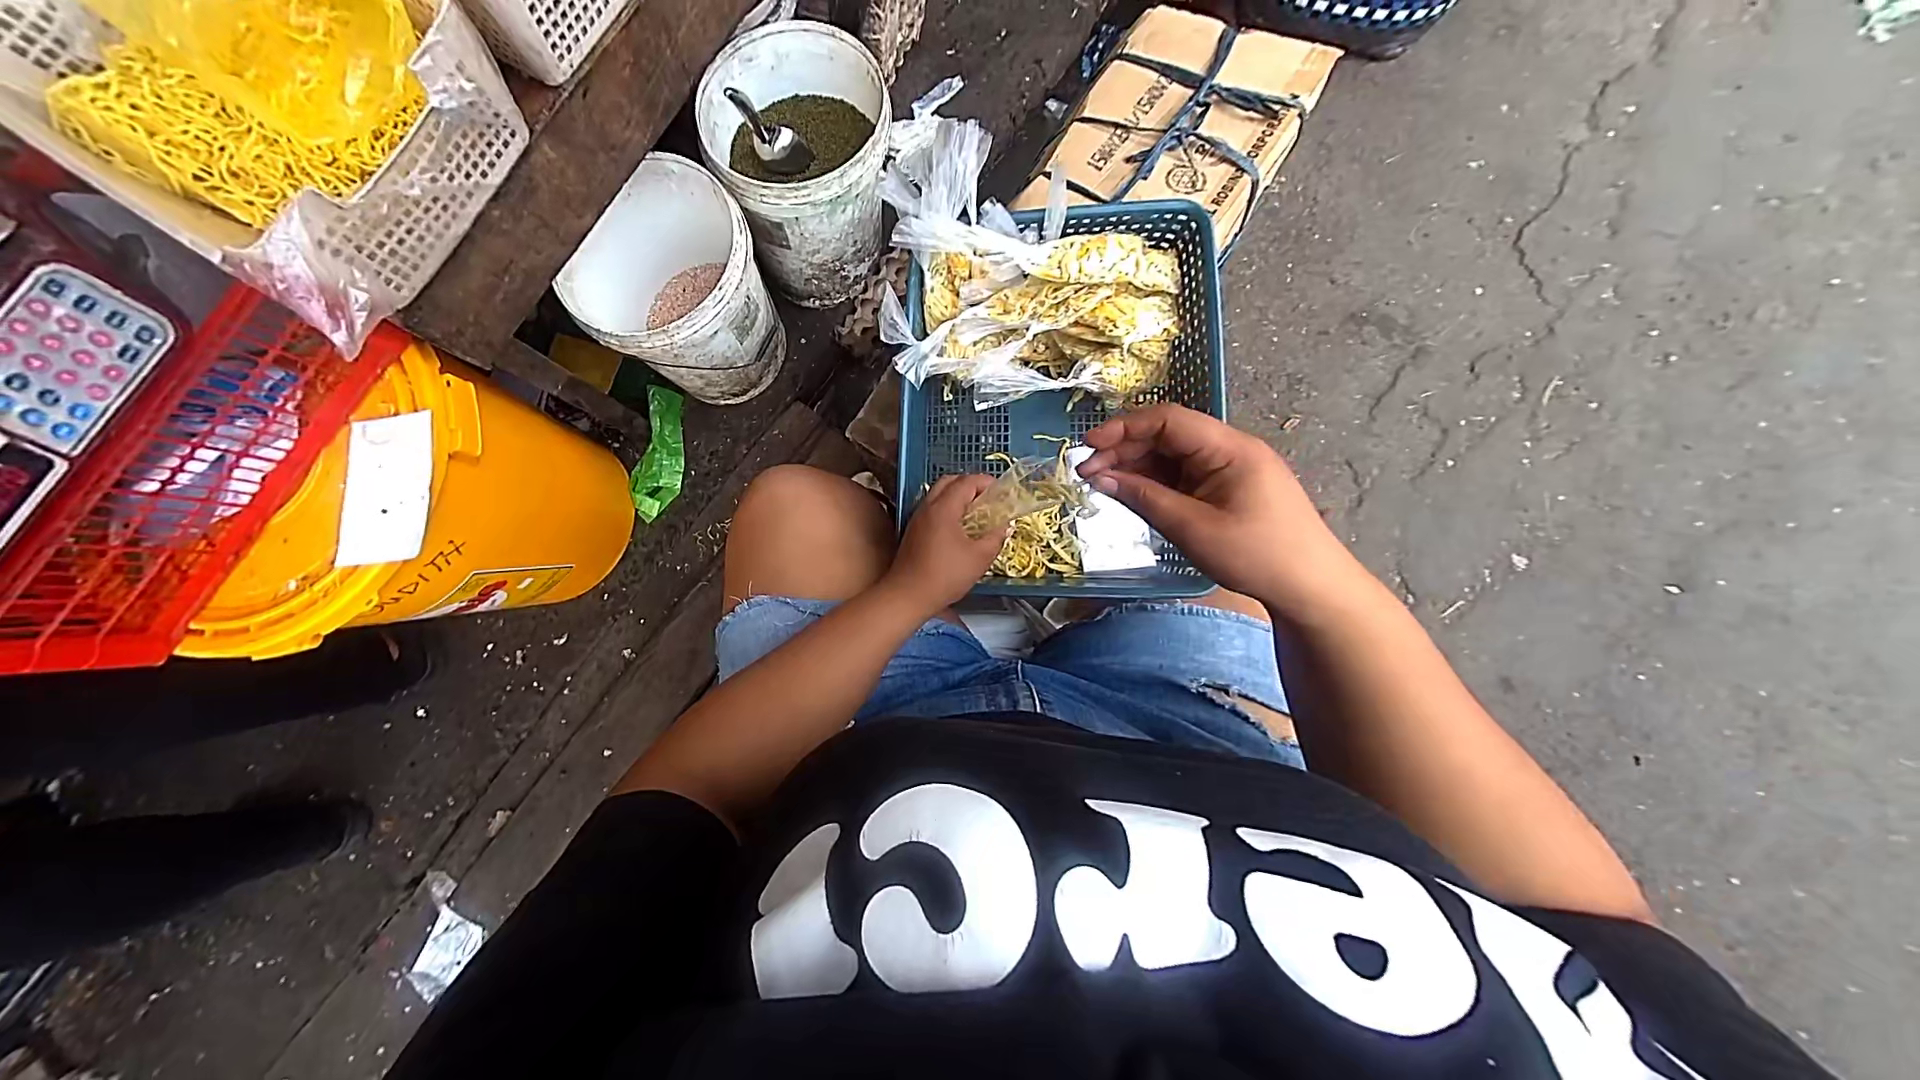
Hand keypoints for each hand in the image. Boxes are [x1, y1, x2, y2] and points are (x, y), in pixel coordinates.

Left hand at [883, 474, 1007, 613]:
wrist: (908, 595)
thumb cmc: (945, 576)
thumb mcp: (979, 558)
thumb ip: (995, 537)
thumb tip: (1004, 526)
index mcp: (944, 508)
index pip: (966, 482)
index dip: (986, 482)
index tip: (1001, 492)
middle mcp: (928, 507)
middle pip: (950, 482)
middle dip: (971, 485)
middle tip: (988, 500)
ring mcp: (917, 518)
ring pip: (939, 494)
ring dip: (958, 497)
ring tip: (976, 514)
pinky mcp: (913, 531)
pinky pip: (933, 509)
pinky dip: (948, 509)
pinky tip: (959, 529)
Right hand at [1077, 404, 1377, 617]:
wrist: (1310, 587)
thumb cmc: (1257, 555)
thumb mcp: (1193, 528)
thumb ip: (1145, 498)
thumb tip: (1102, 478)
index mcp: (1229, 447)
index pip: (1168, 420)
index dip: (1124, 428)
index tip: (1089, 445)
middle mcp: (1229, 449)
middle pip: (1167, 435)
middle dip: (1124, 449)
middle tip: (1087, 472)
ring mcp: (1229, 468)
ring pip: (1172, 455)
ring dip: (1136, 466)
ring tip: (1101, 483)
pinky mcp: (1226, 488)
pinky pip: (1183, 475)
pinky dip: (1154, 482)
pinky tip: (1130, 492)